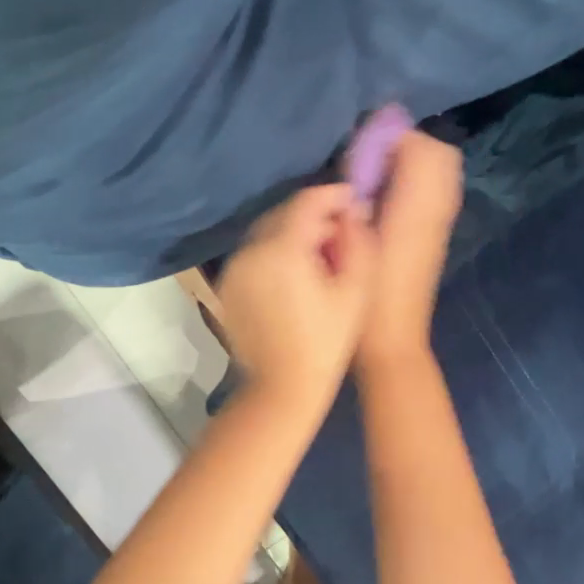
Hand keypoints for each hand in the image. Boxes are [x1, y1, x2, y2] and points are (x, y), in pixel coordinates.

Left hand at [216, 184, 377, 409]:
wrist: (282, 388)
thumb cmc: (326, 343)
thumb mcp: (355, 292)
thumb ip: (357, 240)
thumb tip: (352, 211)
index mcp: (283, 249)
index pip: (306, 201)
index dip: (332, 196)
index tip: (351, 202)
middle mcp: (251, 252)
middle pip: (283, 214)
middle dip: (311, 217)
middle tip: (337, 233)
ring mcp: (233, 270)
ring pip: (265, 234)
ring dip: (290, 235)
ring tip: (316, 256)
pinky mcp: (226, 288)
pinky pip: (252, 257)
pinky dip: (272, 256)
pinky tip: (292, 277)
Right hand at [355, 130, 462, 376]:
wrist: (393, 342)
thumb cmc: (366, 296)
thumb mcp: (352, 243)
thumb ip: (356, 197)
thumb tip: (357, 167)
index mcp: (417, 204)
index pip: (415, 145)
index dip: (386, 140)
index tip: (358, 154)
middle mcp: (437, 207)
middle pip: (437, 153)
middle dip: (405, 148)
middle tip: (370, 164)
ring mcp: (441, 223)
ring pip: (440, 172)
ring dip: (412, 166)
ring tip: (376, 182)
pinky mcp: (436, 237)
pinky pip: (436, 193)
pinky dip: (416, 186)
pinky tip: (386, 204)